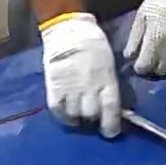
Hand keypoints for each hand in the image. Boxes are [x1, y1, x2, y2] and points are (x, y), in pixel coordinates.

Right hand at [39, 14, 122, 138]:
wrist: (66, 31)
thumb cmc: (92, 44)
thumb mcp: (108, 63)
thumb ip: (108, 84)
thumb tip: (110, 104)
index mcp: (105, 80)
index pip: (110, 110)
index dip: (111, 125)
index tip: (111, 133)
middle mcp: (88, 89)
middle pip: (91, 116)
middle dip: (94, 119)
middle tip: (93, 117)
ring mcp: (69, 90)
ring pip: (75, 115)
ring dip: (78, 117)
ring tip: (79, 113)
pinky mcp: (54, 90)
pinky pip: (59, 112)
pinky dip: (64, 116)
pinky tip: (67, 114)